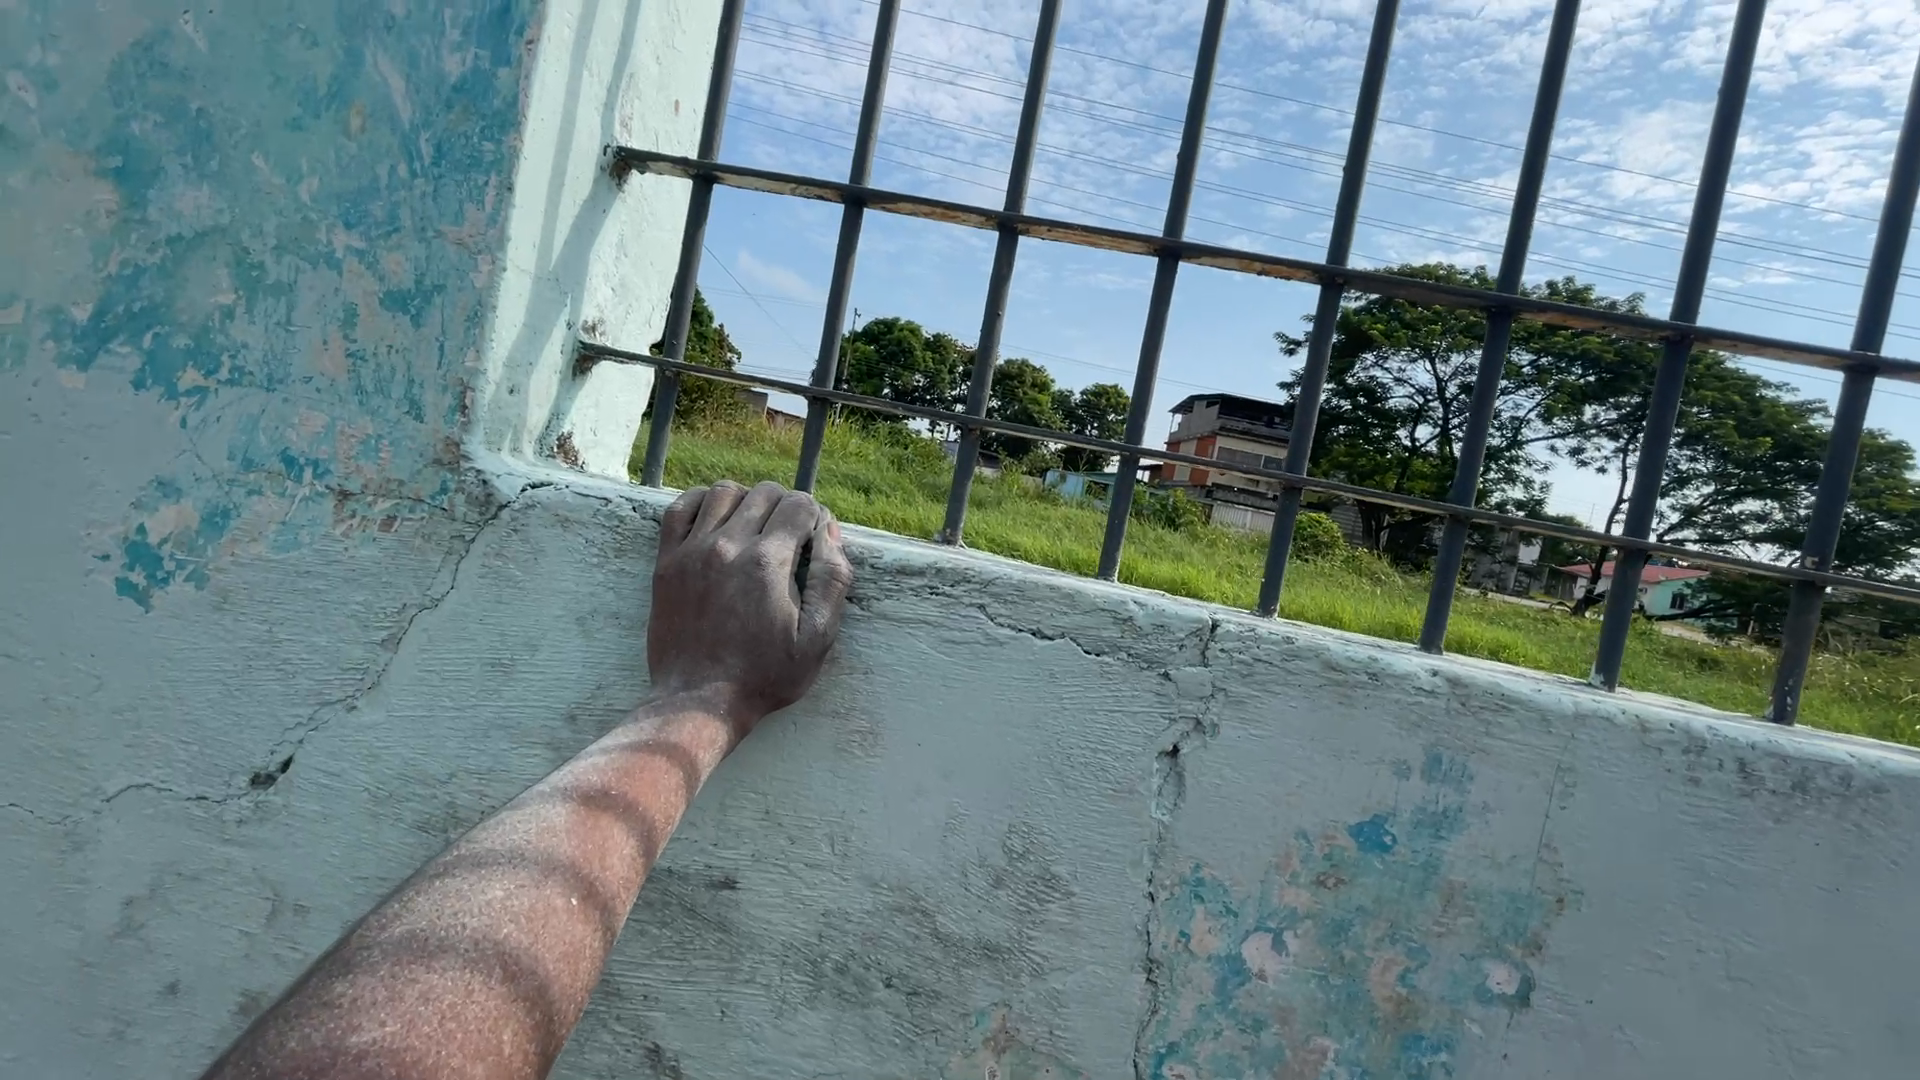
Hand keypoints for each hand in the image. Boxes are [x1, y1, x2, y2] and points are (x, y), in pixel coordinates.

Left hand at [648, 480, 852, 733]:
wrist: (699, 701)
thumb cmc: (764, 675)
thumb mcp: (817, 639)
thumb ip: (833, 580)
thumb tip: (831, 532)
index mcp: (769, 563)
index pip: (800, 504)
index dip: (815, 517)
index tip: (815, 540)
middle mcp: (729, 546)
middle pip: (765, 492)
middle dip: (786, 506)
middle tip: (790, 537)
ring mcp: (693, 551)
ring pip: (724, 491)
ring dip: (747, 501)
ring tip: (755, 528)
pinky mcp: (666, 562)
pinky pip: (679, 507)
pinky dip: (701, 502)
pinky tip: (716, 520)